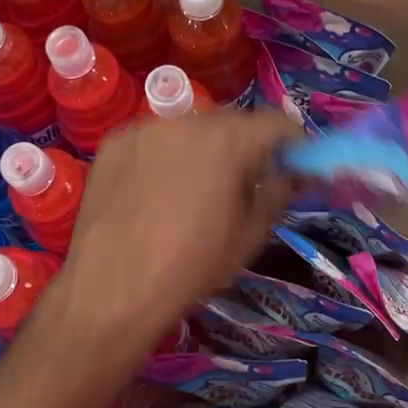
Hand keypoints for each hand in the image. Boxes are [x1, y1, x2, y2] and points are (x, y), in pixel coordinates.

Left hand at [56, 110, 300, 342]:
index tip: (293, 165)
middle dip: (244, 145)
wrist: (113, 286)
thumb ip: (278, 193)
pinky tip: (153, 194)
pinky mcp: (113, 143)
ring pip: (188, 130)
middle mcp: (188, 121)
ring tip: (193, 191)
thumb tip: (294, 173)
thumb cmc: (191, 266)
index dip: (291, 143)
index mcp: (230, 140)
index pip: (277, 123)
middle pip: (230, 122)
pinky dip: (162, 158)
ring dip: (200, 149)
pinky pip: (152, 142)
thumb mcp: (250, 235)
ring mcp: (144, 129)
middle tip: (242, 182)